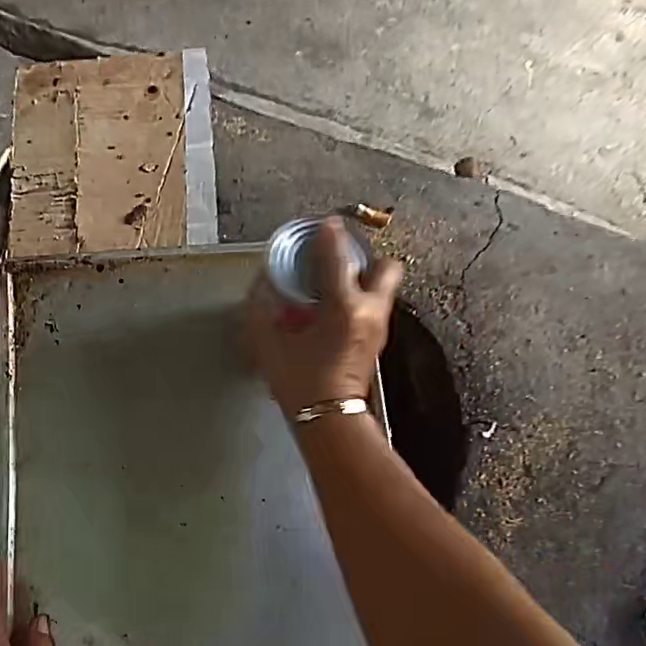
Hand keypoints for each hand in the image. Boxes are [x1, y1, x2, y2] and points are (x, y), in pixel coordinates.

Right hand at [243, 217, 405, 415]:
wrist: (328, 420)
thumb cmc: (302, 386)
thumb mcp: (271, 346)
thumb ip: (262, 312)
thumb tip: (260, 290)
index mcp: (344, 307)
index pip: (338, 256)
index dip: (329, 235)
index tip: (324, 225)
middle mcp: (369, 312)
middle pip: (385, 267)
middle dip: (365, 258)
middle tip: (339, 262)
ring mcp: (378, 329)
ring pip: (381, 289)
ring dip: (362, 281)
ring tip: (332, 287)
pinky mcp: (376, 344)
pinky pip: (373, 309)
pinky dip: (358, 303)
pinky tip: (333, 313)